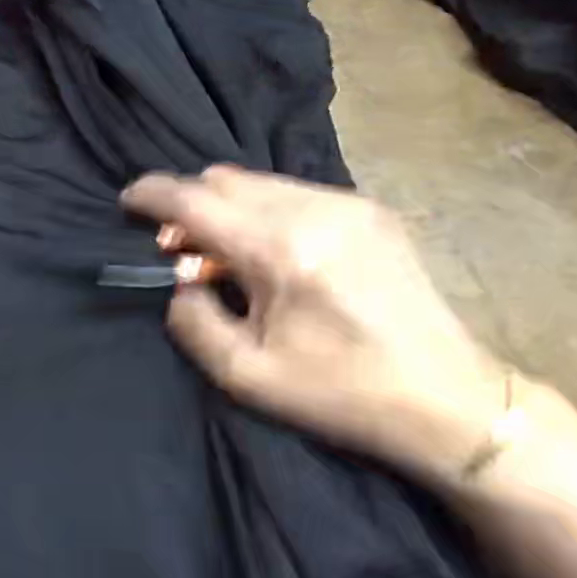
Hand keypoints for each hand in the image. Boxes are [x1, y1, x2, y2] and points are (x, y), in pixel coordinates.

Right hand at [121, 166, 505, 483]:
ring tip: (227, 255)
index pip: (195, 199)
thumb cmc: (343, 393)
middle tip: (178, 248)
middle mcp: (312, 208)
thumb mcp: (249, 377)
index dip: (152, 193)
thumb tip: (179, 279)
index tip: (127, 199)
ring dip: (228, 207)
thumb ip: (194, 320)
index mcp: (281, 249)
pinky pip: (294, 191)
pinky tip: (274, 252)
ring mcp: (346, 201)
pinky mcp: (368, 207)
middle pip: (224, 179)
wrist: (449, 398)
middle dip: (189, 204)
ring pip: (259, 181)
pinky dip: (265, 209)